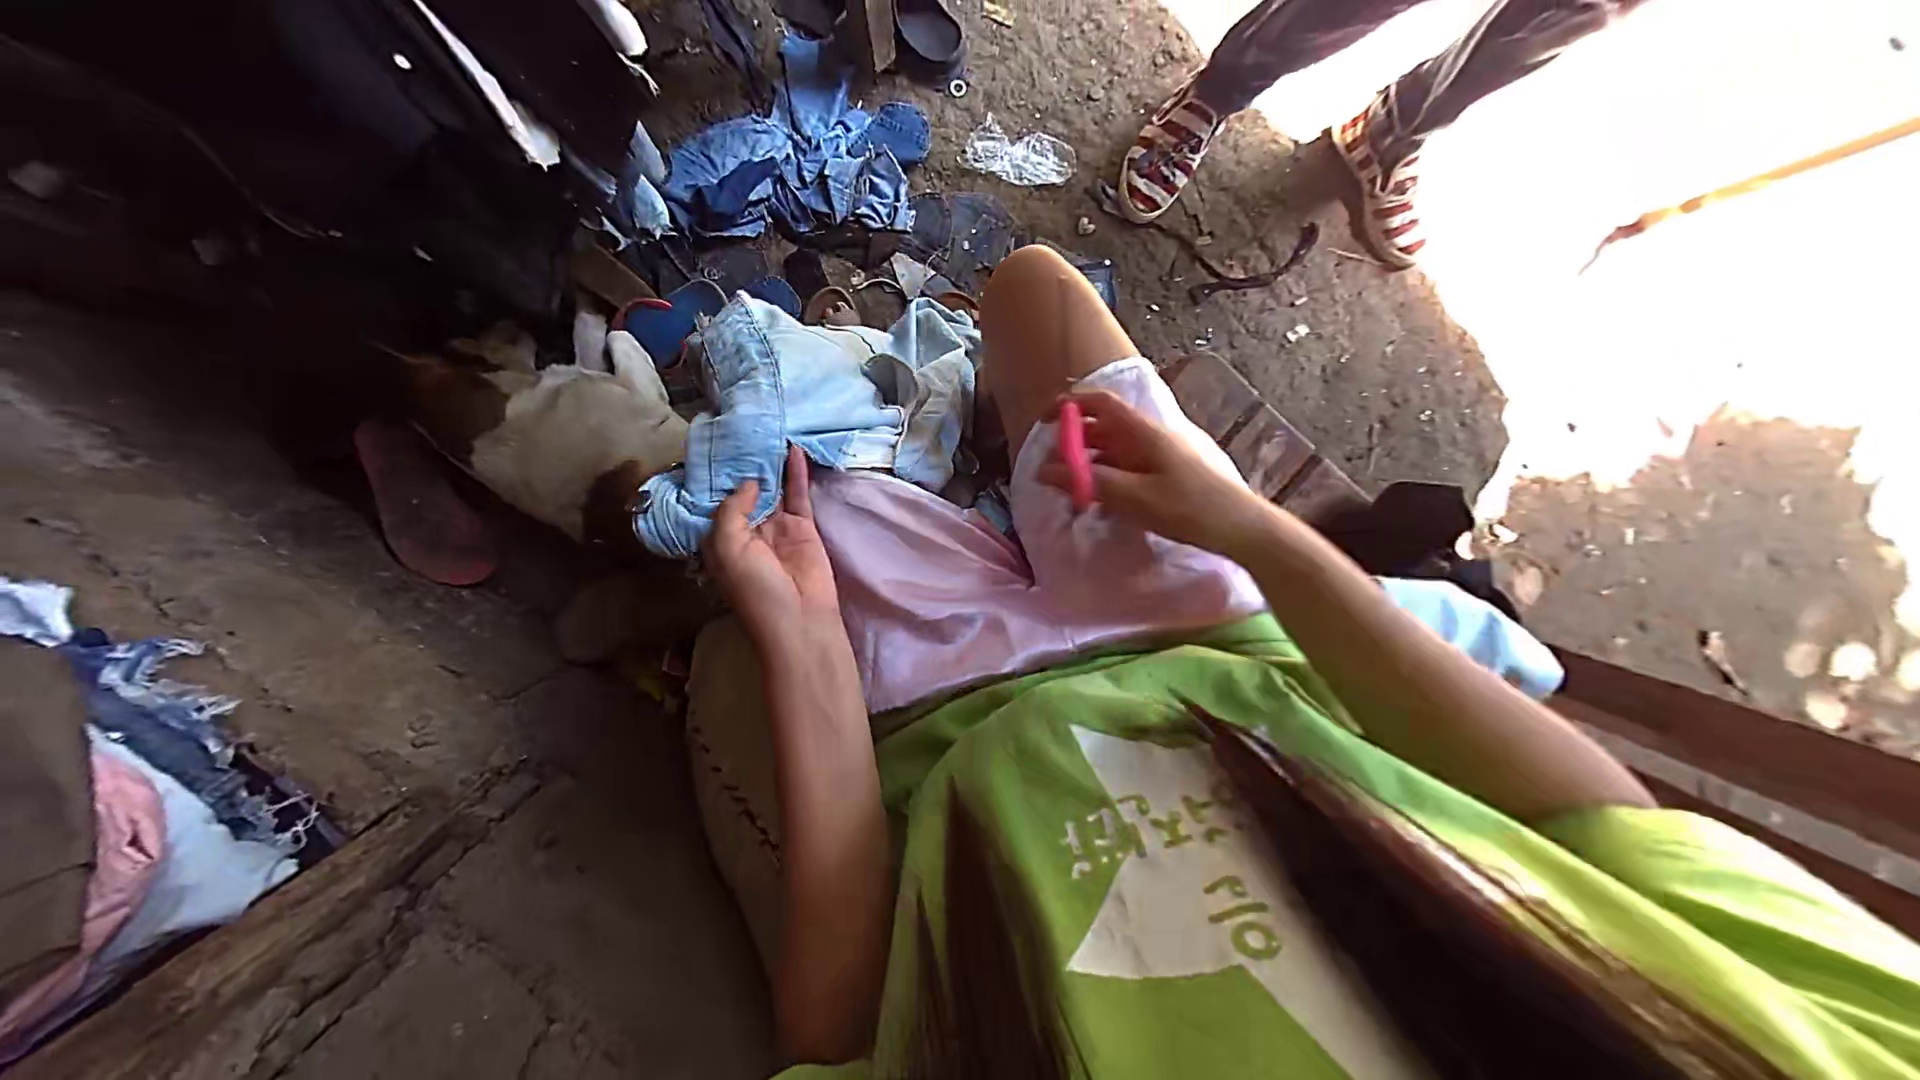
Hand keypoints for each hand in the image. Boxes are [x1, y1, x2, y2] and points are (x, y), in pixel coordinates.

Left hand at [707, 444, 840, 649]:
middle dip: (745, 465)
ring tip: (769, 432)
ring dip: (771, 465)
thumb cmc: (754, 589)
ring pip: (773, 490)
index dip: (717, 477)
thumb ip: (733, 508)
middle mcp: (747, 531)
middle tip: (746, 429)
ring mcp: (777, 528)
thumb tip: (751, 482)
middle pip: (746, 492)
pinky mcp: (803, 527)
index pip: (717, 502)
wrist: (799, 619)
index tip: (716, 446)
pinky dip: (796, 473)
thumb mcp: (727, 547)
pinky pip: (798, 495)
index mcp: (721, 539)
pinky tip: (793, 450)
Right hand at [1037, 389, 1274, 555]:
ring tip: (1069, 489)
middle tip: (1051, 470)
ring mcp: (1155, 455)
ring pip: (1110, 450)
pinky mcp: (1162, 474)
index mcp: (1142, 432)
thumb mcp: (1134, 497)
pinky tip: (1097, 500)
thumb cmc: (1188, 508)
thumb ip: (1089, 482)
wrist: (1239, 527)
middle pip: (1100, 427)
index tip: (1043, 422)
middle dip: (1071, 443)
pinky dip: (1104, 477)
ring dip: (1086, 464)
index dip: (1069, 404)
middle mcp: (1147, 437)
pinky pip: (1123, 467)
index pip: (1099, 403)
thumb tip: (1045, 471)